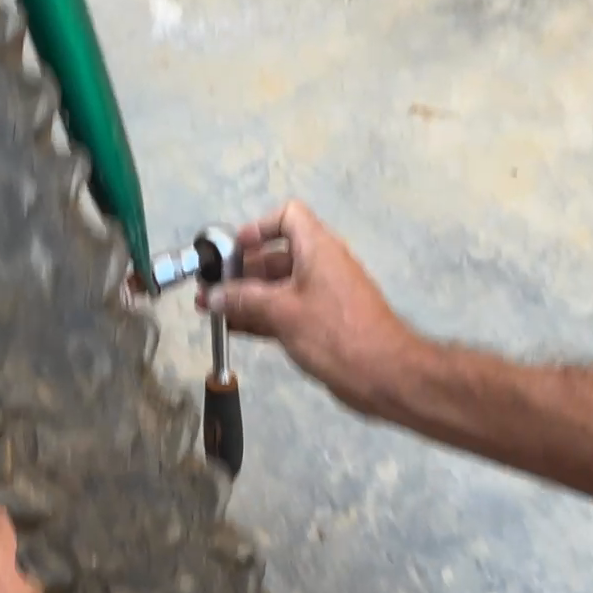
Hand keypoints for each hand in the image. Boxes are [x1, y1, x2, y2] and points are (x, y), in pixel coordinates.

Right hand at [198, 201, 425, 414]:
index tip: (233, 249)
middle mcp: (319, 266)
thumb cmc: (334, 333)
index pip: (288, 217)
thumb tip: (211, 296)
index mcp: (317, 249)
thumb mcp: (283, 311)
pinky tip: (230, 327)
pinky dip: (257, 316)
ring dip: (243, 296)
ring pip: (274, 287)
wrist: (384, 375)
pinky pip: (281, 310)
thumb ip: (244, 300)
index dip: (258, 227)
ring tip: (209, 310)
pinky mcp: (318, 323)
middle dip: (239, 270)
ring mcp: (319, 296)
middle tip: (208, 287)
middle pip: (274, 256)